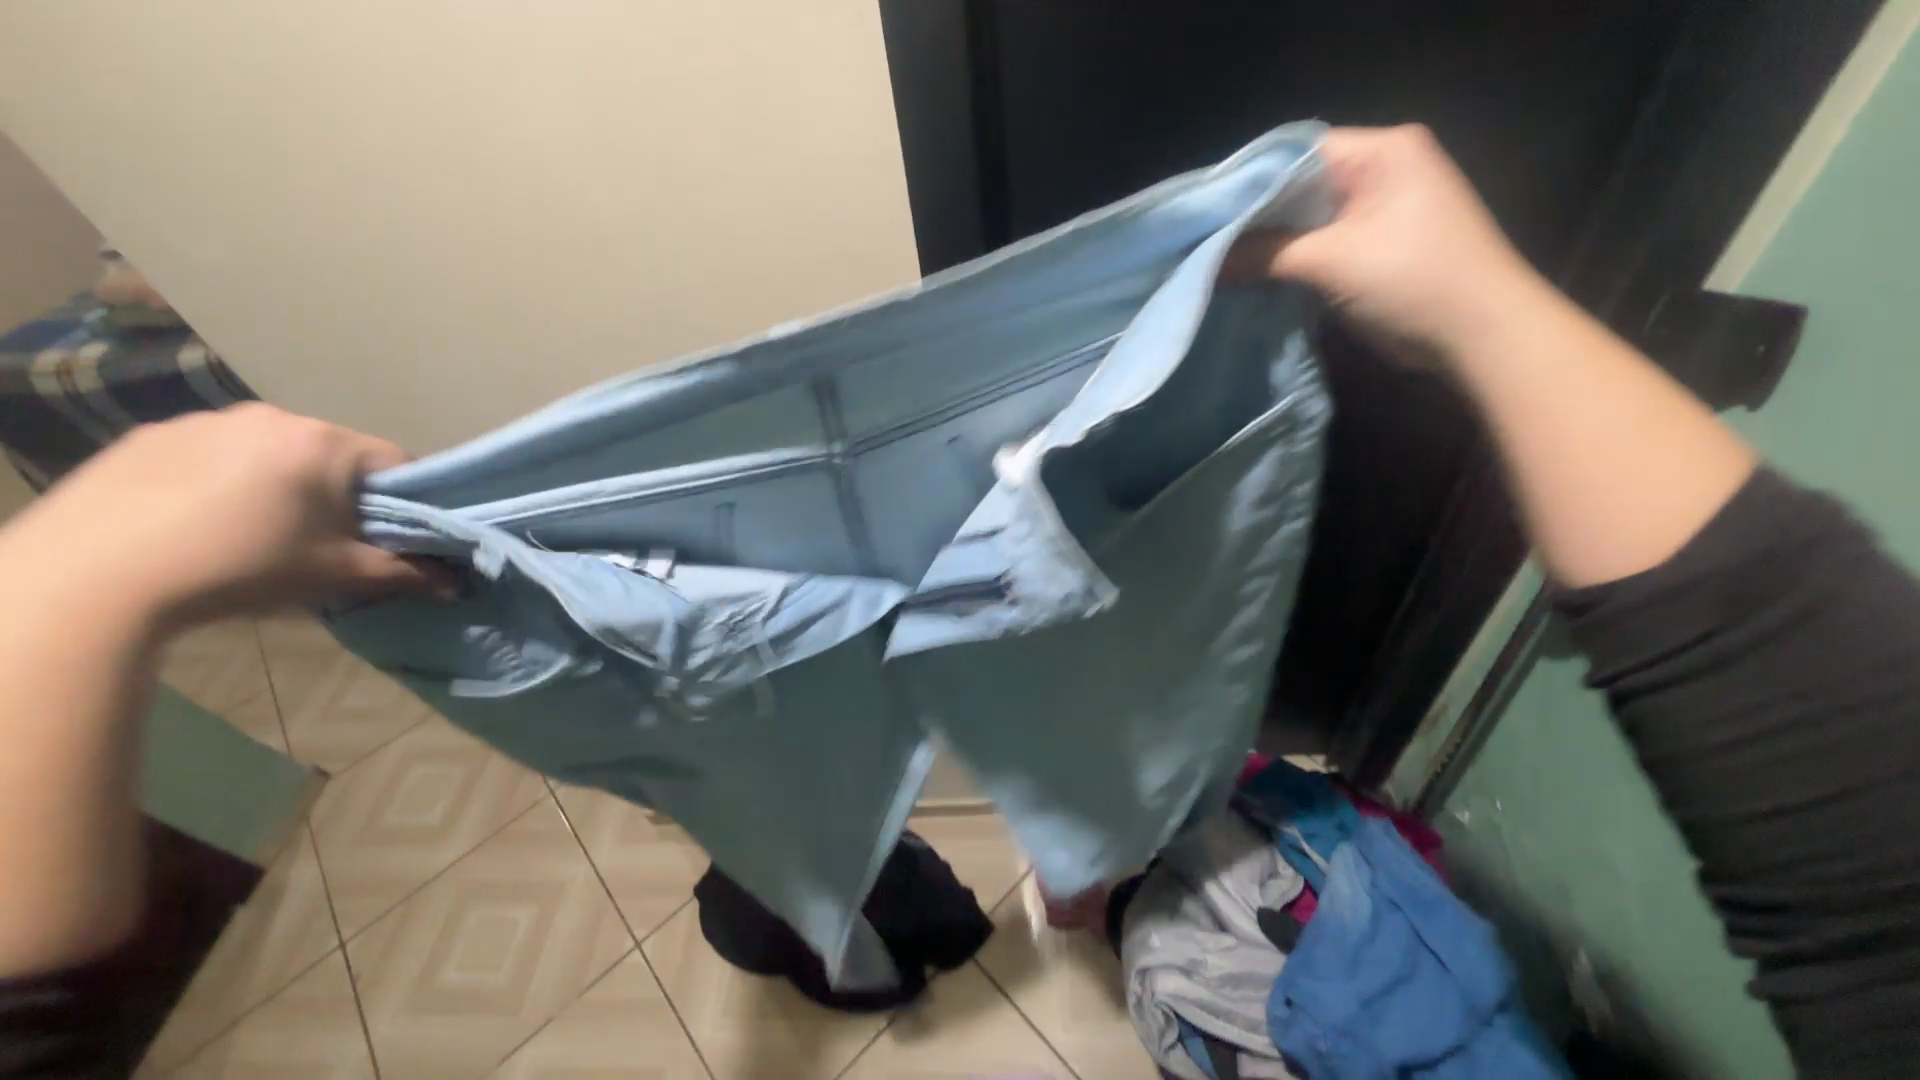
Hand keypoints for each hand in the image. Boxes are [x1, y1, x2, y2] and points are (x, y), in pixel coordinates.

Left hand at [0, 403, 439, 630]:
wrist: (97, 575)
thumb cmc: (243, 567)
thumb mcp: (335, 574)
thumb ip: (405, 573)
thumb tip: (458, 583)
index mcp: (326, 444)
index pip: (397, 461)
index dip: (407, 500)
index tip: (395, 534)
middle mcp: (273, 417)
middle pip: (335, 454)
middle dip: (342, 491)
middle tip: (326, 539)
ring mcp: (207, 421)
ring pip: (274, 451)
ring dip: (284, 482)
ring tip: (258, 530)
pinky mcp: (152, 435)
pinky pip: (215, 452)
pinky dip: (225, 480)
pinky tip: (202, 520)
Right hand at [1230, 125, 1551, 364]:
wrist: (1481, 338)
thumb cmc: (1414, 281)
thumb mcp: (1333, 261)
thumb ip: (1264, 254)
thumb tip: (1204, 261)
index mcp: (1381, 151)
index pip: (1294, 153)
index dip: (1244, 181)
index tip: (1199, 213)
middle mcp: (1379, 171)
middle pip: (1296, 185)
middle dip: (1251, 216)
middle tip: (1198, 240)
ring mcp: (1377, 212)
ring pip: (1303, 219)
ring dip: (1266, 242)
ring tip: (1212, 260)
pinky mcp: (1372, 249)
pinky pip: (1316, 246)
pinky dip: (1286, 261)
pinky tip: (1247, 277)